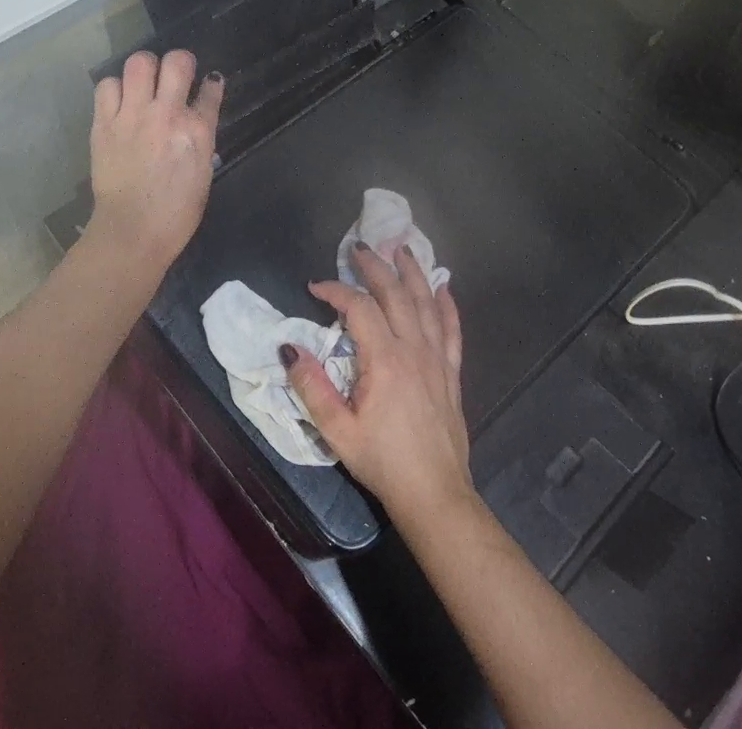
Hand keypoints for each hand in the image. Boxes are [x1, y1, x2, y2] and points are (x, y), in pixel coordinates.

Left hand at [88, 49, 223, 268]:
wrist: (132, 231)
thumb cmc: (176, 213)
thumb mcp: (203, 174)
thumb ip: (201, 139)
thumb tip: (198, 118)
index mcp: (198, 131)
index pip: (210, 90)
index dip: (210, 84)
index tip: (207, 84)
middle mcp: (166, 114)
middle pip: (176, 62)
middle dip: (179, 62)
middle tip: (175, 75)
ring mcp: (132, 116)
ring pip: (138, 63)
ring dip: (145, 68)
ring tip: (144, 82)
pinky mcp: (104, 123)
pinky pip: (107, 85)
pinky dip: (115, 88)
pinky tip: (120, 101)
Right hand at [286, 244, 471, 515]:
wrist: (433, 493)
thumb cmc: (382, 462)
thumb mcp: (337, 430)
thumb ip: (312, 387)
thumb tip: (290, 348)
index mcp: (385, 361)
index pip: (359, 308)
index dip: (336, 290)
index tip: (315, 286)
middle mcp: (414, 351)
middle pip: (396, 295)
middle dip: (376, 267)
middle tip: (359, 248)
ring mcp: (437, 361)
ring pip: (426, 305)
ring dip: (413, 274)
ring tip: (402, 249)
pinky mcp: (450, 374)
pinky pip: (451, 330)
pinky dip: (447, 306)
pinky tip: (443, 289)